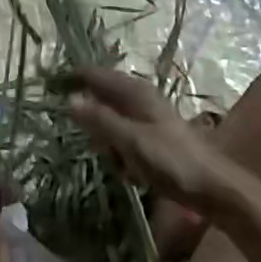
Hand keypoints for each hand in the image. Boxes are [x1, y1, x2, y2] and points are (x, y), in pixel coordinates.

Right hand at [63, 68, 234, 210]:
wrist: (212, 187)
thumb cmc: (171, 161)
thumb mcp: (130, 141)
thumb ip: (100, 120)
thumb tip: (70, 98)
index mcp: (135, 92)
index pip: (96, 74)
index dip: (73, 77)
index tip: (48, 85)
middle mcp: (140, 97)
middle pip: (102, 98)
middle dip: (92, 119)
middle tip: (94, 143)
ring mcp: (148, 116)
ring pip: (112, 121)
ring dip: (108, 141)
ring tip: (118, 162)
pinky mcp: (153, 136)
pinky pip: (124, 138)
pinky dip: (121, 152)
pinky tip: (129, 171)